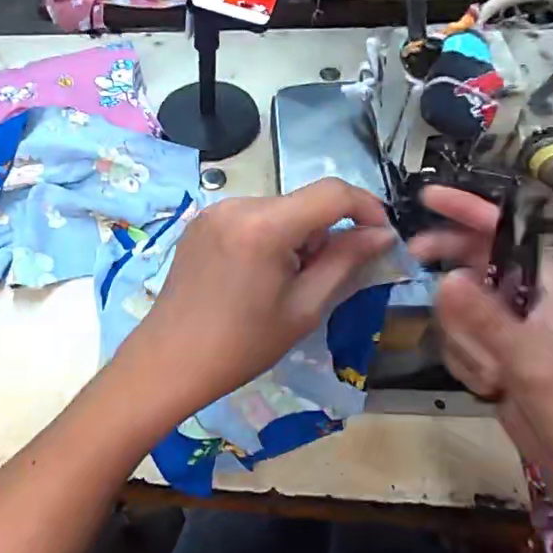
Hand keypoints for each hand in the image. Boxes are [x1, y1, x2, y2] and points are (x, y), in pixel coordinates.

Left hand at [118, 178, 395, 416]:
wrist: (170, 360)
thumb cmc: (241, 345)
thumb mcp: (304, 308)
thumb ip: (346, 262)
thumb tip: (382, 234)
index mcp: (265, 225)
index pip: (332, 192)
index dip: (366, 207)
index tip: (379, 236)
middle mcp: (237, 204)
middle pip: (304, 202)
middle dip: (324, 233)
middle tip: (317, 278)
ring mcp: (214, 210)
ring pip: (279, 210)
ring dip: (296, 235)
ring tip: (280, 282)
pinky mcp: (201, 221)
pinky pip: (251, 217)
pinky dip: (268, 236)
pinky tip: (254, 275)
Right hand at [408, 186, 552, 532]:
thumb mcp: (532, 362)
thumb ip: (486, 320)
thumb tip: (444, 279)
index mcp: (548, 286)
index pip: (503, 234)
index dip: (466, 211)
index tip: (425, 198)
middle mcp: (526, 300)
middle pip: (471, 268)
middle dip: (453, 288)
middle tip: (415, 267)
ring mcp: (508, 330)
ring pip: (458, 312)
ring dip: (464, 342)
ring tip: (493, 373)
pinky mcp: (495, 357)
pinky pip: (459, 342)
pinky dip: (465, 363)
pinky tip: (490, 387)